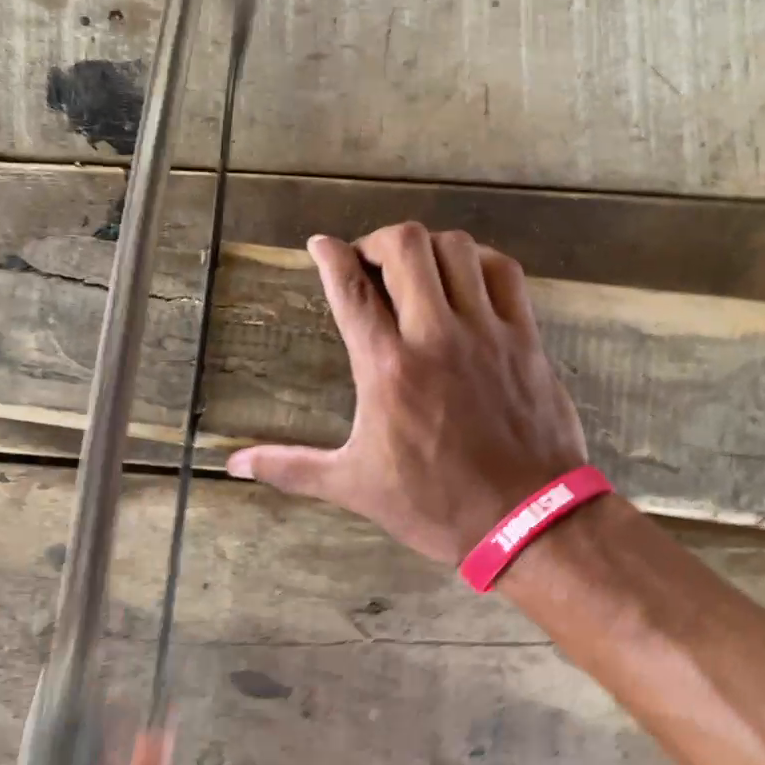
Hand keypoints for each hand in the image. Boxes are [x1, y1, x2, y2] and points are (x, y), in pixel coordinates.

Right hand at [226, 224, 587, 565]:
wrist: (530, 523)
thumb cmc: (435, 504)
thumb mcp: (354, 485)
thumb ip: (291, 466)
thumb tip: (234, 464)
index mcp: (386, 368)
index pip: (349, 288)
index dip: (328, 254)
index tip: (318, 245)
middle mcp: (434, 336)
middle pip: (405, 247)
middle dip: (376, 241)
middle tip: (367, 264)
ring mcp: (485, 332)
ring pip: (455, 249)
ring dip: (426, 247)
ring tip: (414, 270)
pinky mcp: (525, 337)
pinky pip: (503, 271)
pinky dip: (478, 260)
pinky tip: (464, 278)